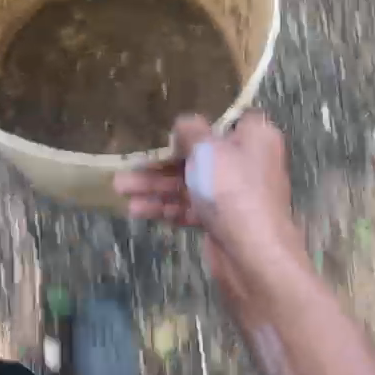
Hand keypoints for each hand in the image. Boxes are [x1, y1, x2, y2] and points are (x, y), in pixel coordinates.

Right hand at [115, 113, 306, 319]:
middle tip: (129, 163)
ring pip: (188, 183)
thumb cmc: (233, 189)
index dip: (200, 122)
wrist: (253, 254)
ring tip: (120, 189)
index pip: (227, 120)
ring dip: (155, 186)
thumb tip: (184, 125)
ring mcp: (234, 195)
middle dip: (160, 161)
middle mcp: (246, 163)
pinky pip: (189, 208)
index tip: (172, 125)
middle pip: (198, 155)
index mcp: (254, 138)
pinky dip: (166, 207)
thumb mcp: (207, 148)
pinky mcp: (222, 221)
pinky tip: (137, 210)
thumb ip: (190, 130)